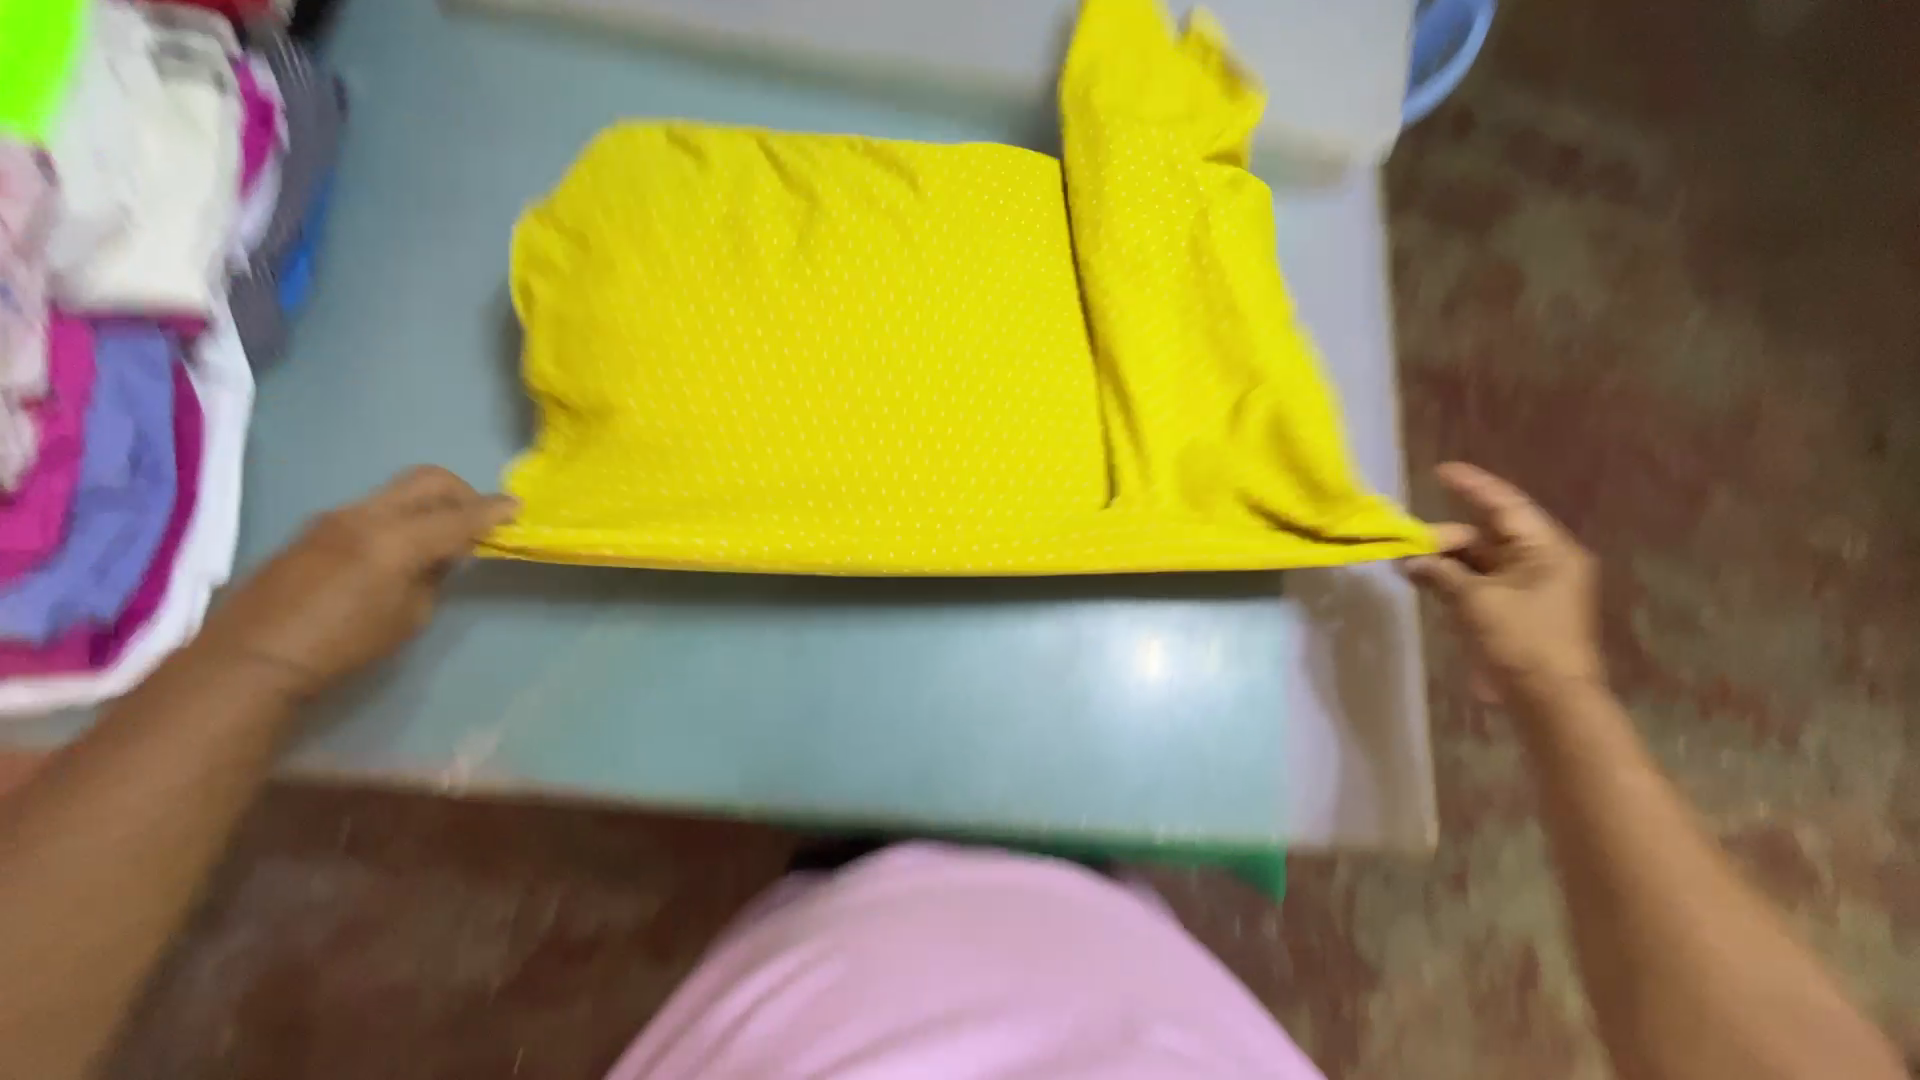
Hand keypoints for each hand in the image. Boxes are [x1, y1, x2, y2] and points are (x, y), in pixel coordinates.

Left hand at [195, 467, 517, 699]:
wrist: (249, 659)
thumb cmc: (342, 646)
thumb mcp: (408, 617)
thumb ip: (433, 575)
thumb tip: (446, 553)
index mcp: (396, 540)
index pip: (460, 515)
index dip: (494, 511)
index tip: (517, 509)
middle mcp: (366, 516)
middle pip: (428, 481)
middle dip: (463, 494)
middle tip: (479, 520)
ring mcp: (334, 518)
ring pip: (398, 493)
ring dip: (428, 506)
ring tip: (438, 541)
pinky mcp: (313, 530)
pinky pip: (372, 510)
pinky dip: (400, 518)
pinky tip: (398, 552)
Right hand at [1405, 463, 1604, 705]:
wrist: (1547, 699)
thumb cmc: (1521, 641)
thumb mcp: (1477, 601)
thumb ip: (1441, 573)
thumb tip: (1409, 560)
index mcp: (1546, 551)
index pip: (1505, 506)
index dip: (1472, 487)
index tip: (1439, 471)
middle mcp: (1541, 562)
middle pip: (1486, 536)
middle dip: (1445, 538)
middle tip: (1408, 546)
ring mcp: (1528, 588)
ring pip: (1478, 561)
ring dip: (1443, 561)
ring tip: (1406, 563)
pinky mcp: (1513, 611)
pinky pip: (1477, 584)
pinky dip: (1451, 580)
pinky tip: (1421, 580)